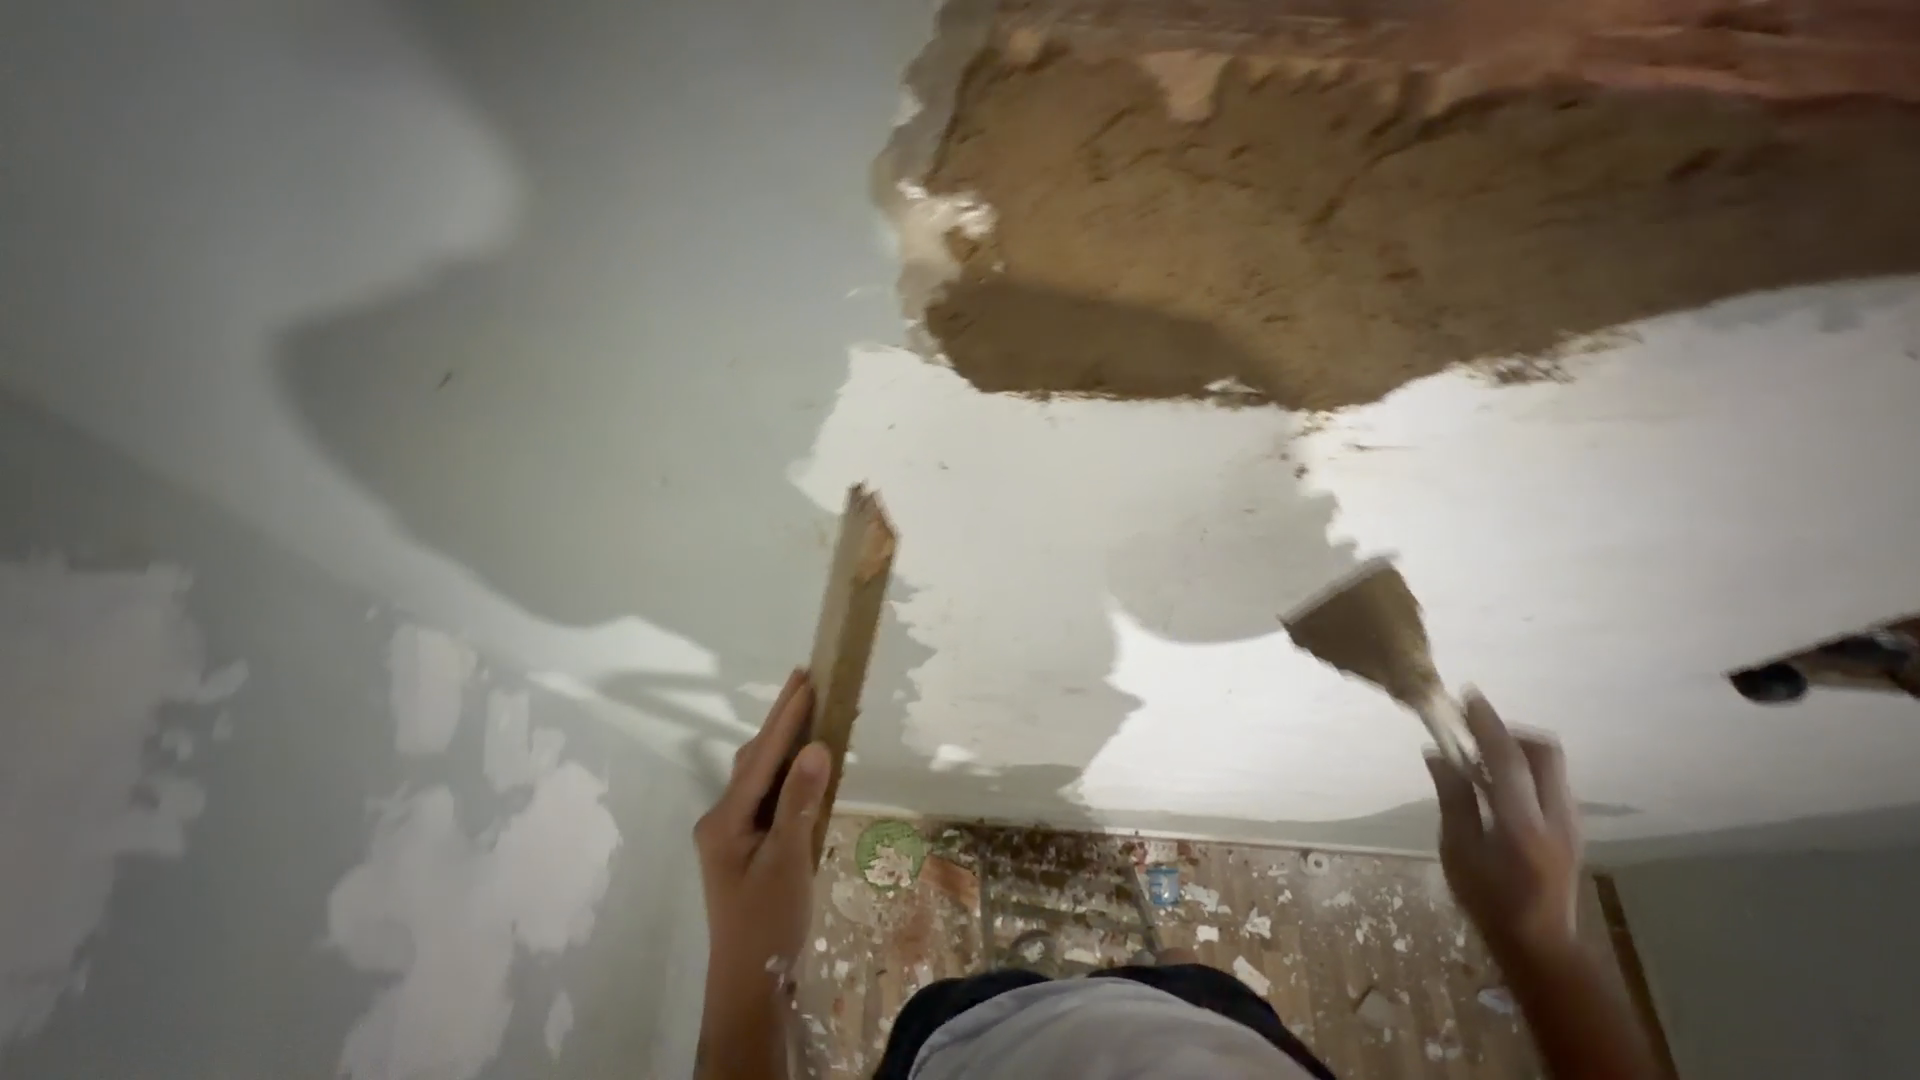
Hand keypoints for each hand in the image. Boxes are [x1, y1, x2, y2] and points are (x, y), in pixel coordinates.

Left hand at [694, 669, 831, 983]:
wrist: (751, 982)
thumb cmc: (768, 922)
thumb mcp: (789, 860)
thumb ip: (800, 802)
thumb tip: (816, 746)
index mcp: (725, 819)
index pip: (761, 756)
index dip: (786, 717)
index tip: (806, 679)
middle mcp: (722, 818)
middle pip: (755, 759)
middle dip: (782, 720)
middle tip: (807, 681)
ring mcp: (732, 833)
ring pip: (760, 776)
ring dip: (784, 744)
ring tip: (809, 712)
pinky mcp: (746, 846)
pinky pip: (768, 797)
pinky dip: (787, 775)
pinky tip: (805, 766)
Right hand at [1425, 690, 1582, 959]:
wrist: (1540, 943)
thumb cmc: (1487, 900)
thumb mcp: (1457, 851)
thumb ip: (1452, 799)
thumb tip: (1438, 754)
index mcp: (1522, 825)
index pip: (1508, 760)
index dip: (1487, 724)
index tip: (1469, 697)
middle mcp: (1556, 817)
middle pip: (1543, 752)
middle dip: (1508, 732)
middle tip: (1473, 732)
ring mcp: (1571, 822)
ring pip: (1550, 765)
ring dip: (1515, 749)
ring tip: (1479, 759)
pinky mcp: (1572, 827)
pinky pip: (1550, 781)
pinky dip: (1523, 769)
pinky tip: (1496, 785)